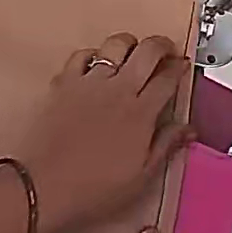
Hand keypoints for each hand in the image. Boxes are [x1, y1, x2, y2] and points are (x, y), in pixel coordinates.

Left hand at [20, 33, 192, 232]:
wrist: (43, 187)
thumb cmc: (94, 188)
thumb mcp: (140, 176)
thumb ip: (166, 145)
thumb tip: (188, 128)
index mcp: (141, 113)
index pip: (168, 78)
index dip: (179, 68)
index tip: (182, 67)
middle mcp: (118, 90)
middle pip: (148, 50)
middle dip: (162, 45)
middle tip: (166, 52)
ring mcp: (90, 82)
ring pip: (116, 44)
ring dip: (129, 44)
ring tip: (133, 54)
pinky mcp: (64, 82)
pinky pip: (82, 54)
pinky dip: (94, 54)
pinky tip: (97, 66)